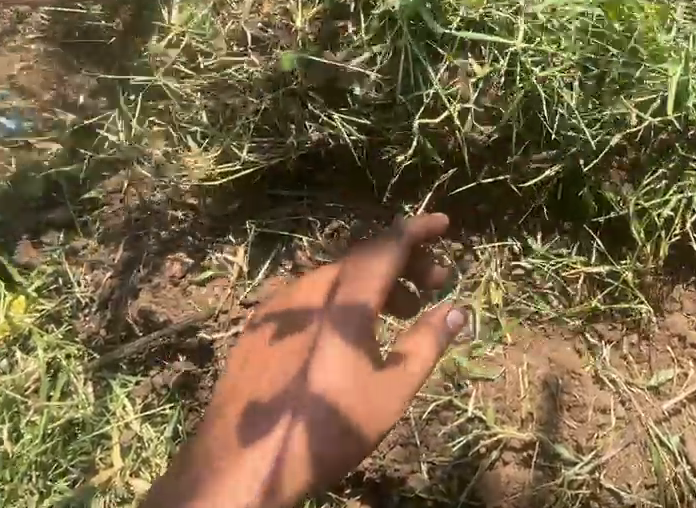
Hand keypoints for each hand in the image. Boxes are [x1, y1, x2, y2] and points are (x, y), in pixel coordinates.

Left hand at [143, 214, 469, 507]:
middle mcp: (311, 291)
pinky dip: (344, 298)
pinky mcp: (259, 328)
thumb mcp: (391, 392)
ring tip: (402, 310)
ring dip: (376, 283)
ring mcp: (280, 307)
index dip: (418, 230)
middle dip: (406, 263)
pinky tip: (352, 331)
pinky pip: (312, 296)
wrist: (239, 472)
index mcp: (345, 300)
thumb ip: (426, 343)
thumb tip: (456, 309)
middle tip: (435, 283)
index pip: (388, 245)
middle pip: (365, 258)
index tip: (444, 223)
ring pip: (338, 277)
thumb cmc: (326, 431)